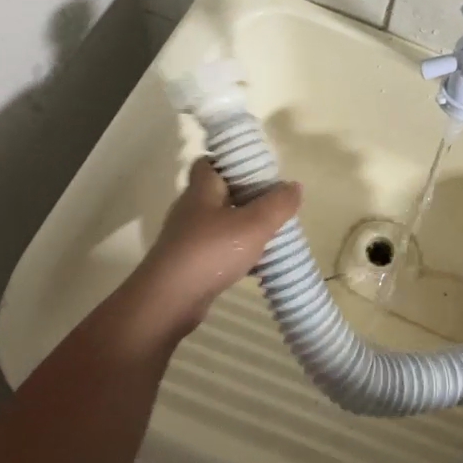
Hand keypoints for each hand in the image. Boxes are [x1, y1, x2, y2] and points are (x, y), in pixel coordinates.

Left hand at [129, 160, 300, 337]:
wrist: (168, 301)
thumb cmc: (210, 251)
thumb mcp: (254, 224)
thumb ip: (278, 204)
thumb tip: (294, 186)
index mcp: (202, 189)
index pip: (209, 162)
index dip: (231, 161)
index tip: (257, 170)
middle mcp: (191, 209)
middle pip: (219, 193)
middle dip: (246, 196)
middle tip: (272, 203)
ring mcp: (187, 237)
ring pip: (220, 222)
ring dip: (242, 226)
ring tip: (270, 233)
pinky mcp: (187, 263)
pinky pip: (217, 249)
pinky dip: (235, 252)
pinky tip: (255, 265)